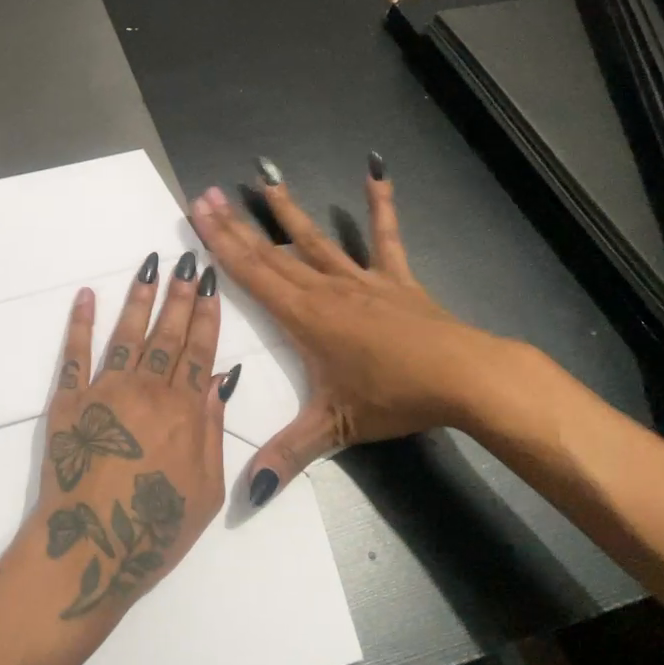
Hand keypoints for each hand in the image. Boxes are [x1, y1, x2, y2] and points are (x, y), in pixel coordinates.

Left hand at [0, 252, 237, 664]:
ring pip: (127, 335)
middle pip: (167, 335)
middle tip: (186, 260)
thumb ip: (212, 430)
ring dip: (139, 299)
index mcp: (184, 412)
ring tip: (149, 266)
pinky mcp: (68, 400)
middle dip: (179, 295)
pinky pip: (75, 354)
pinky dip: (80, 323)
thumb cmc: (155, 529)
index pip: (199, 352)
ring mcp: (105, 391)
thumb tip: (221, 380)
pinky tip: (86, 296)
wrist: (91, 546)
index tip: (210, 283)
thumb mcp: (206, 488)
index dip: (206, 315)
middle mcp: (146, 390)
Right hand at [189, 154, 513, 506]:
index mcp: (303, 316)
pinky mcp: (396, 278)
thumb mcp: (335, 428)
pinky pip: (385, 236)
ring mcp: (361, 279)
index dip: (221, 241)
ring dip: (286, 211)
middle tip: (208, 191)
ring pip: (315, 240)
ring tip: (263, 177)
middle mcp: (324, 288)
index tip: (198, 210)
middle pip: (271, 252)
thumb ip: (287, 454)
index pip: (252, 273)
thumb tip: (245, 494)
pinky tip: (376, 170)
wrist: (465, 378)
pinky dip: (380, 204)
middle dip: (237, 223)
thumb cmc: (394, 397)